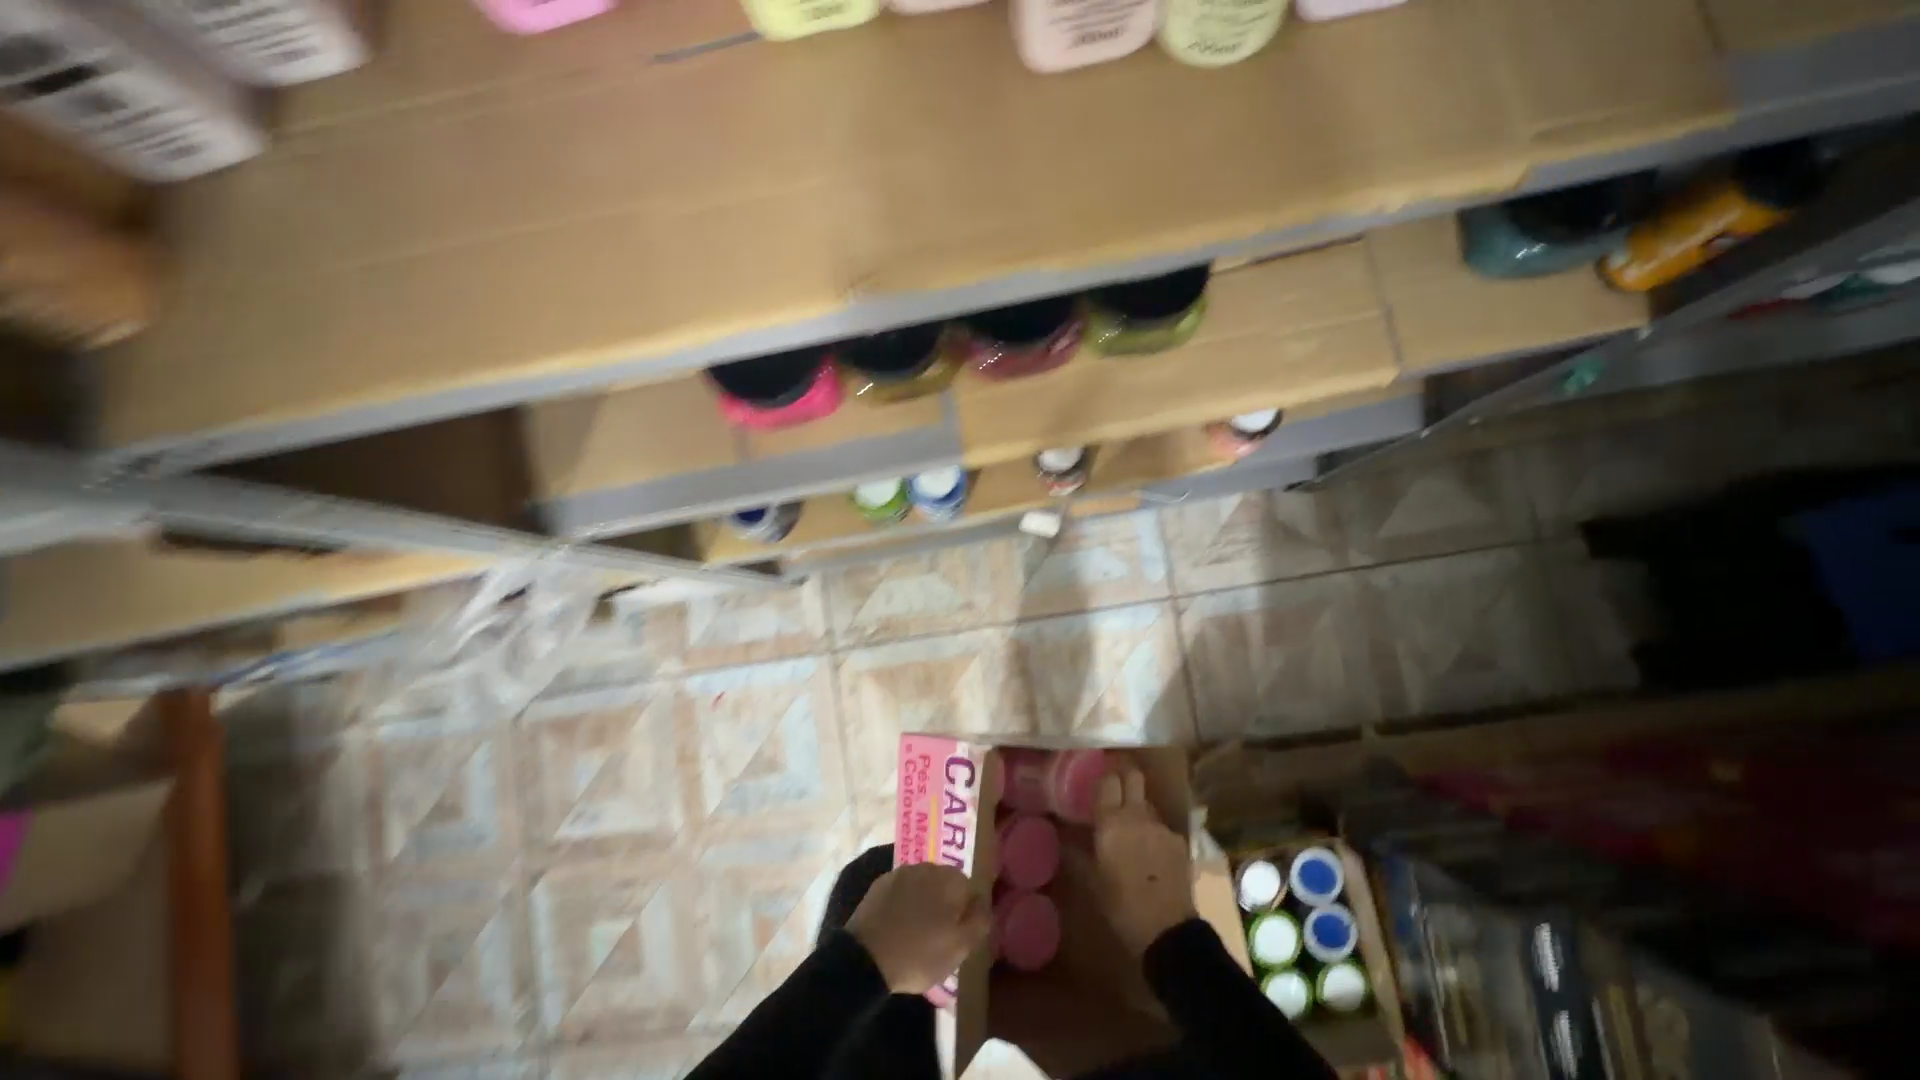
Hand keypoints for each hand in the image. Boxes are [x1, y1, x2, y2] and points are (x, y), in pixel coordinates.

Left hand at [845, 862, 989, 993]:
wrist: (865, 959)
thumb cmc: (919, 955)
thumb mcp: (960, 948)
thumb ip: (979, 921)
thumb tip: (983, 903)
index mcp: (951, 880)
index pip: (969, 888)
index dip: (966, 912)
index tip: (958, 934)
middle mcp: (927, 867)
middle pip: (945, 883)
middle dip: (945, 903)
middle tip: (938, 934)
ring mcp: (901, 873)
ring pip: (922, 885)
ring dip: (924, 901)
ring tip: (917, 930)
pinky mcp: (880, 883)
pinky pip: (901, 890)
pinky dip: (903, 903)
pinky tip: (898, 924)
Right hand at [1093, 767, 1195, 953]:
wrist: (1167, 929)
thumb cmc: (1121, 906)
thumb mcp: (1092, 881)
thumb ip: (1076, 852)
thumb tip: (1063, 834)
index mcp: (1111, 822)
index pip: (1107, 780)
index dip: (1103, 776)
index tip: (1096, 778)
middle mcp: (1138, 815)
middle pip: (1133, 777)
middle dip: (1124, 776)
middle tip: (1114, 789)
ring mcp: (1162, 826)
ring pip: (1148, 803)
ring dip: (1138, 808)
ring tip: (1130, 830)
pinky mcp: (1180, 841)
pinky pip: (1162, 826)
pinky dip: (1154, 832)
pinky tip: (1151, 854)